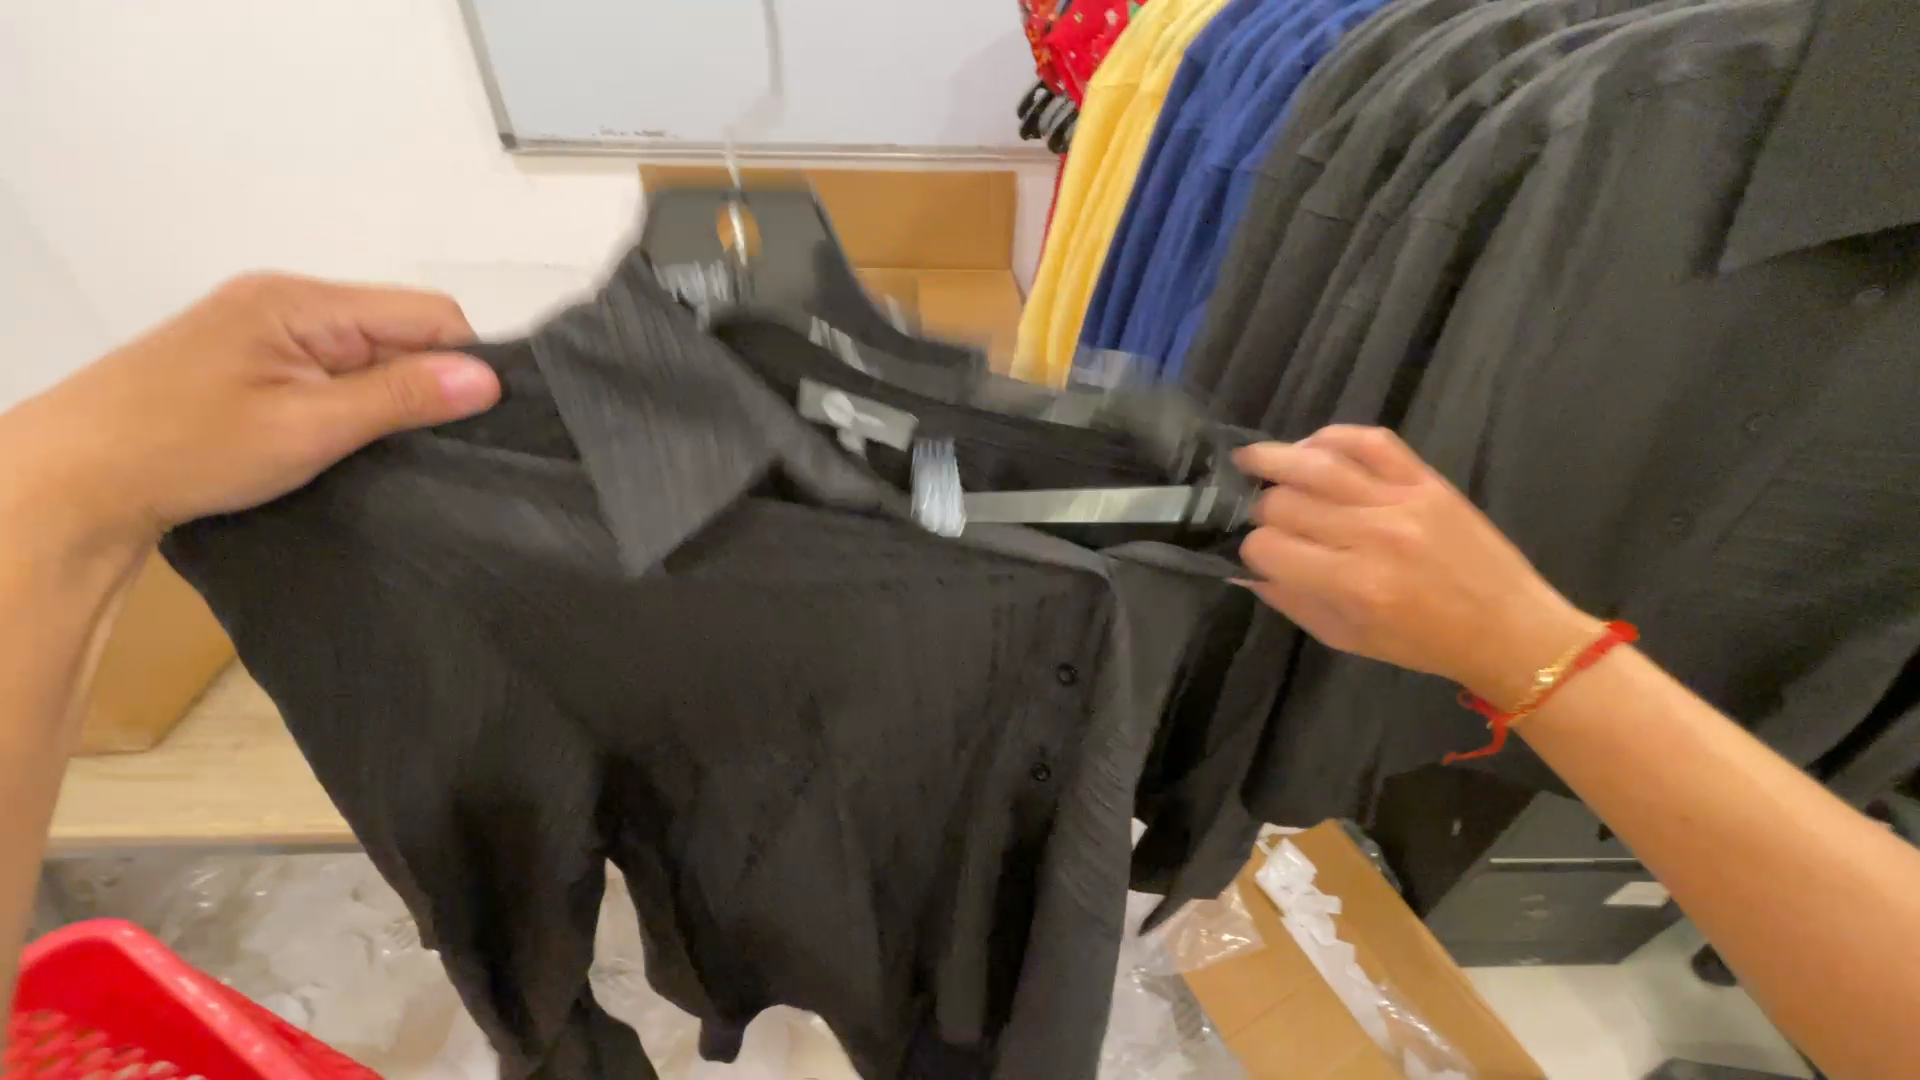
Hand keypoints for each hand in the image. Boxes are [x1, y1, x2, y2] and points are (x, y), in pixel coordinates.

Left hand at [0, 274, 499, 554]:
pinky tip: (354, 429)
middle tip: (423, 438)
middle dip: (429, 378)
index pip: (431, 314)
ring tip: (386, 439)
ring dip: (395, 390)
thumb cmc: (191, 448)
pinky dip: (364, 395)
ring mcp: (273, 325)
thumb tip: (490, 379)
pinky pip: (345, 363)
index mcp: (303, 303)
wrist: (75, 480)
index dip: (465, 361)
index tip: (468, 419)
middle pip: (406, 328)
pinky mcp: (262, 354)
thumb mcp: (312, 426)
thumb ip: (403, 396)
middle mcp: (291, 300)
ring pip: (378, 348)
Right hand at [1234, 426, 1600, 707]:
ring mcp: (1400, 502)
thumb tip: (1244, 570)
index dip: (1251, 551)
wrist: (1510, 630)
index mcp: (1350, 584)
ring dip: (1273, 458)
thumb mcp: (1344, 638)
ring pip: (1317, 464)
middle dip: (1261, 511)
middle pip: (1283, 503)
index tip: (1260, 557)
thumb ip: (1289, 600)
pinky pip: (1371, 442)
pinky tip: (1309, 447)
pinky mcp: (1427, 481)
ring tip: (1249, 458)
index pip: (1266, 547)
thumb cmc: (1422, 643)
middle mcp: (1371, 537)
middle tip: (1263, 518)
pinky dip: (1332, 437)